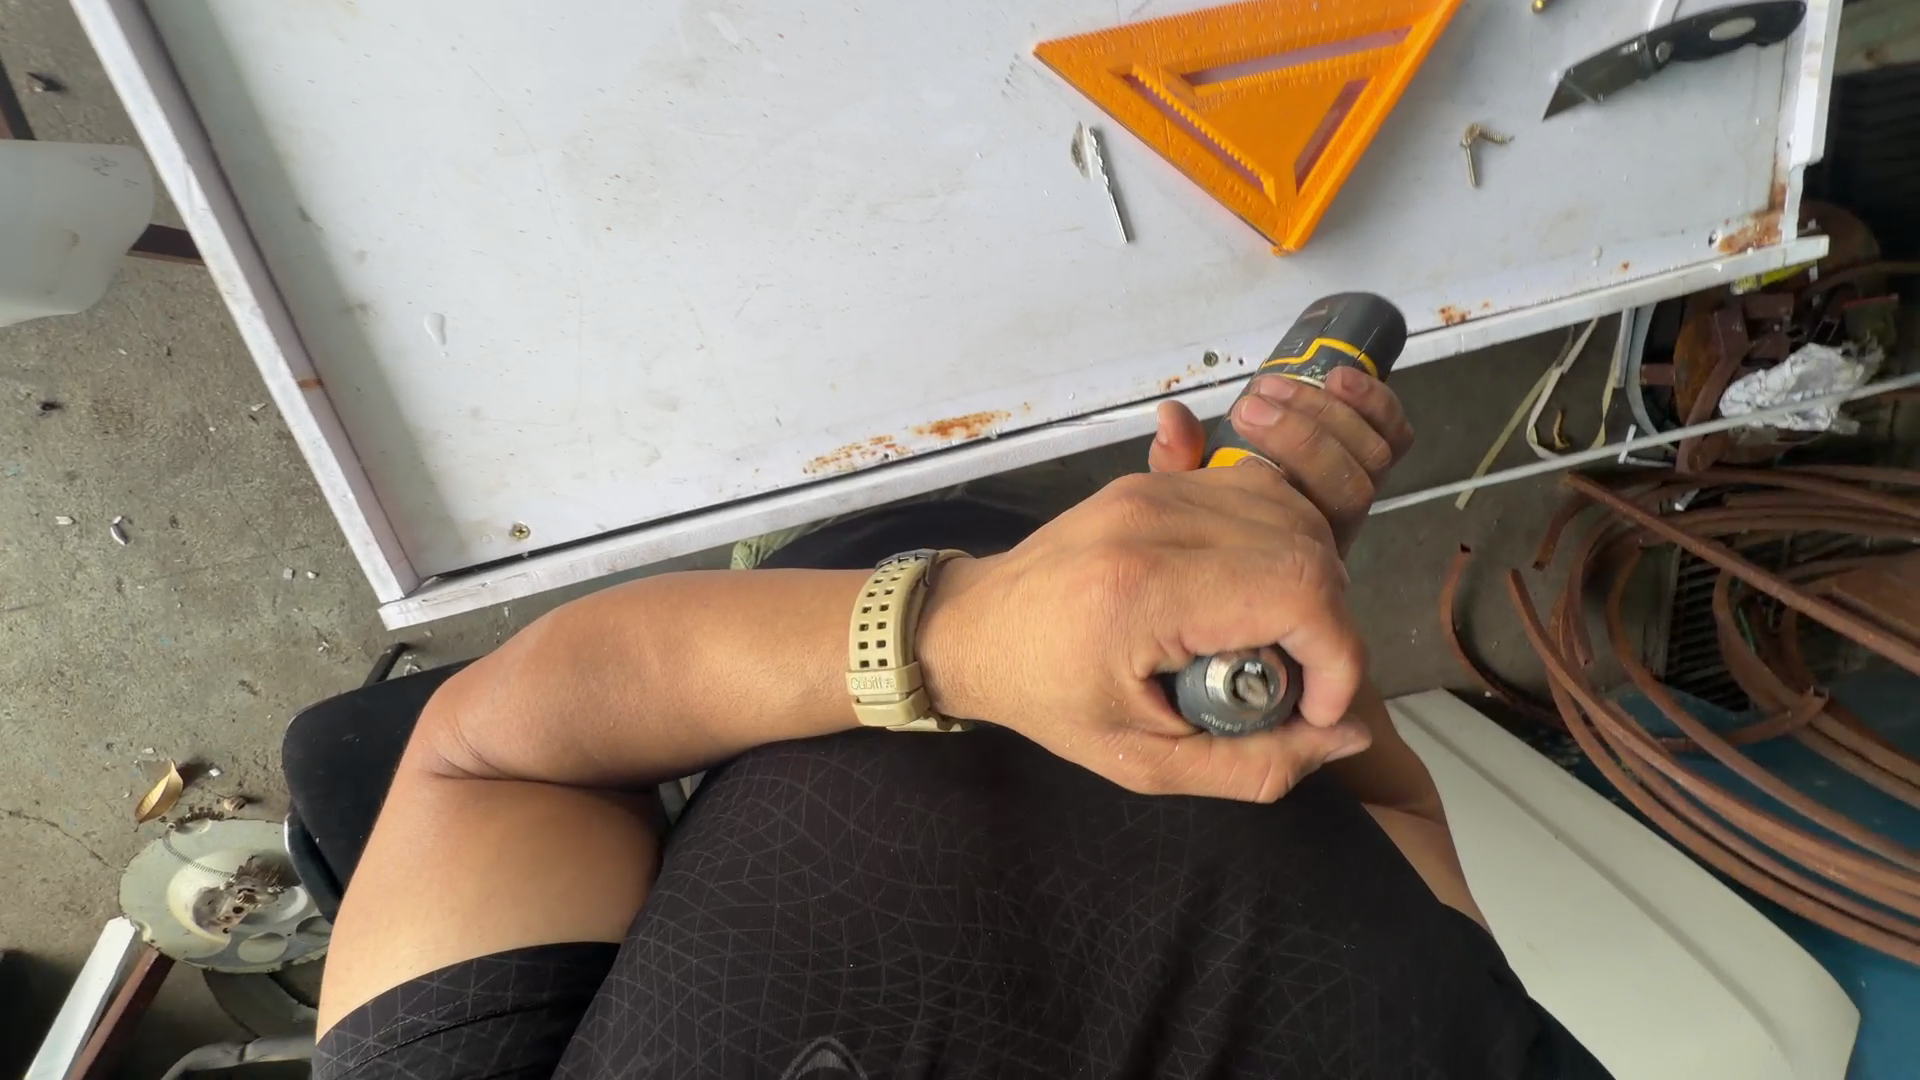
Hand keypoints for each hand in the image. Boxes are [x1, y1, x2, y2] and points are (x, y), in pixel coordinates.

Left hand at [918, 465, 1370, 802]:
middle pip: (1304, 545)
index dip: (1339, 656)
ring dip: (1307, 577)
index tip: (1317, 707)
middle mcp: (1151, 519)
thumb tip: (1345, 734)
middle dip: (1327, 623)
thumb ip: (1253, 766)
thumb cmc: (1046, 696)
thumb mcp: (1143, 762)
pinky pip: (1250, 489)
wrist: (974, 626)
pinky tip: (1248, 586)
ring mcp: (1150, 489)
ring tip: (1272, 634)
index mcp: (1143, 588)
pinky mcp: (1149, 481)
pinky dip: (1275, 538)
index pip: (1298, 589)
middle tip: (1292, 675)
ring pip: (1289, 508)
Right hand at [1148, 367, 1412, 553]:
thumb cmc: (1203, 514)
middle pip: (1349, 484)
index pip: (1316, 514)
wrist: (1232, 523)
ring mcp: (1356, 495)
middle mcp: (1333, 531)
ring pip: (1374, 456)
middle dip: (1301, 436)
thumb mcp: (1177, 496)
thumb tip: (1173, 416)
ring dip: (1326, 412)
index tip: (1237, 437)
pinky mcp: (1371, 462)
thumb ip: (1176, 465)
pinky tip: (1337, 378)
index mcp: (1291, 552)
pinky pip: (1395, 437)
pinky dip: (1374, 403)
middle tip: (1249, 407)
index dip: (1286, 465)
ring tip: (1275, 384)